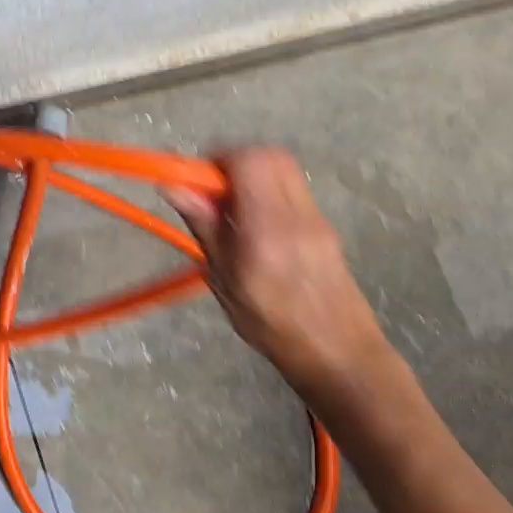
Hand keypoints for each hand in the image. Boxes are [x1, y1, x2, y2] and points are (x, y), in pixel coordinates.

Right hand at [162, 148, 396, 400]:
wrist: (340, 355)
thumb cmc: (270, 324)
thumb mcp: (224, 277)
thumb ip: (203, 225)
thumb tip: (172, 185)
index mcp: (270, 228)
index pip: (250, 162)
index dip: (216, 159)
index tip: (192, 180)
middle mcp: (299, 215)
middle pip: (271, 156)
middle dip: (233, 161)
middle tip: (208, 190)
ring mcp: (318, 220)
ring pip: (282, 170)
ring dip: (249, 176)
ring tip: (226, 211)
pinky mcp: (323, 228)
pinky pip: (290, 190)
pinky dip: (264, 192)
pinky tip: (249, 226)